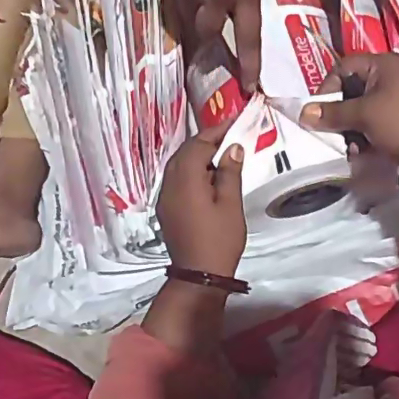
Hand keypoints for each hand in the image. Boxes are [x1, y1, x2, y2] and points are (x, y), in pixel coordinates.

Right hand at [137, 0, 265, 91]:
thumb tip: (234, 0)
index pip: (249, 34)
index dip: (249, 63)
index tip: (250, 85)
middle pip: (212, 34)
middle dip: (210, 42)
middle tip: (209, 52)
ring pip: (188, 21)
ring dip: (190, 24)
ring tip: (189, 17)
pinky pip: (170, 2)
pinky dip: (175, 2)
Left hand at [156, 126, 246, 276]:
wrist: (199, 275)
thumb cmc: (219, 240)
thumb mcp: (230, 204)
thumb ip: (229, 173)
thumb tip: (231, 148)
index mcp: (186, 180)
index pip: (198, 145)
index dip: (215, 131)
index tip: (233, 122)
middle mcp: (169, 184)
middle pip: (184, 153)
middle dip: (204, 142)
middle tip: (228, 136)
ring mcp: (165, 198)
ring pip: (177, 166)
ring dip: (196, 156)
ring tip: (220, 155)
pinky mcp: (166, 209)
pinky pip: (175, 180)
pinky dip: (190, 171)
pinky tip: (207, 177)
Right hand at [300, 53, 398, 161]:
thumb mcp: (362, 116)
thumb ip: (331, 114)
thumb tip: (303, 113)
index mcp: (385, 63)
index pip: (344, 66)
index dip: (328, 87)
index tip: (321, 112)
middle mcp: (396, 73)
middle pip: (355, 88)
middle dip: (341, 113)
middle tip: (336, 132)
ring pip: (367, 107)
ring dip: (355, 127)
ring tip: (353, 147)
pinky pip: (382, 118)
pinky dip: (371, 132)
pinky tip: (368, 150)